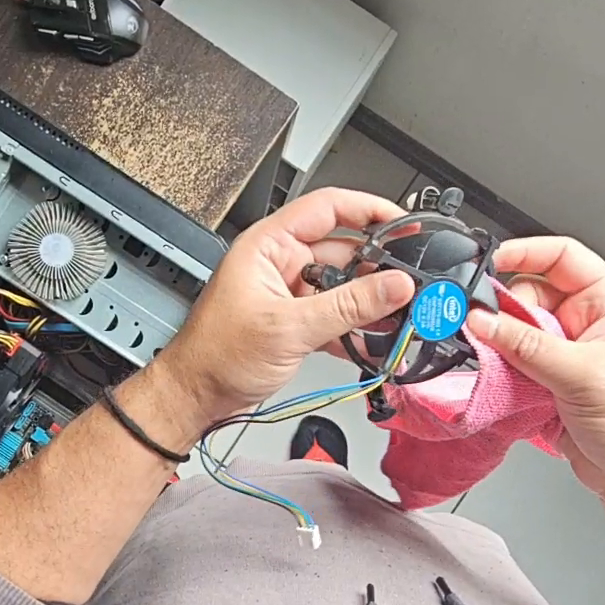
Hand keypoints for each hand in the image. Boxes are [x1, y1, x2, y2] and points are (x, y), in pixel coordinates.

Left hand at [149, 188, 415, 434]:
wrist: (195, 396)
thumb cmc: (215, 355)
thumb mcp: (289, 327)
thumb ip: (348, 306)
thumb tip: (394, 285)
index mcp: (269, 245)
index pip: (328, 208)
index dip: (369, 210)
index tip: (404, 224)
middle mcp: (280, 264)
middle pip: (343, 250)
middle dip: (377, 267)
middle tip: (409, 283)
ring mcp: (288, 294)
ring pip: (342, 287)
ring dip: (369, 302)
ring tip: (398, 315)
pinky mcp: (294, 322)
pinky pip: (334, 315)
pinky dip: (354, 328)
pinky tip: (373, 342)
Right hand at [464, 237, 604, 497]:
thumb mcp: (585, 374)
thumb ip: (527, 346)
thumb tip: (483, 321)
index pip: (563, 258)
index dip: (526, 253)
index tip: (489, 261)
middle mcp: (584, 326)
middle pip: (526, 298)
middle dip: (502, 312)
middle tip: (481, 327)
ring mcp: (562, 357)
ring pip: (512, 335)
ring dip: (497, 348)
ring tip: (490, 361)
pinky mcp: (544, 386)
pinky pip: (508, 369)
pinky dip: (496, 375)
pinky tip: (494, 383)